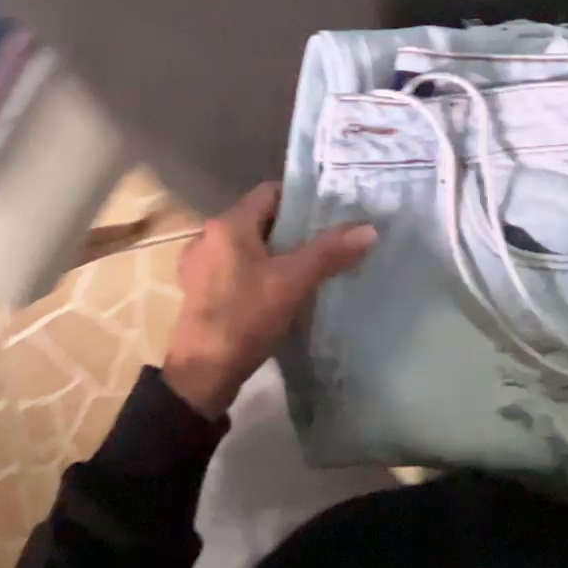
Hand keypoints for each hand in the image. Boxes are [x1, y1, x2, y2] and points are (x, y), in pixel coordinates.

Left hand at [161, 182, 378, 419]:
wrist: (202, 374)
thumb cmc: (245, 318)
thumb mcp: (292, 283)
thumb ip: (328, 252)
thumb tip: (368, 228)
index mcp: (227, 224)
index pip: (269, 192)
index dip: (300, 199)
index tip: (328, 213)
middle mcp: (208, 235)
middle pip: (258, 219)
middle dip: (292, 229)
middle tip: (325, 241)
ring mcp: (199, 264)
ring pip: (247, 245)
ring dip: (274, 253)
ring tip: (307, 267)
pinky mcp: (198, 290)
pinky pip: (234, 268)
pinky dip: (256, 272)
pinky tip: (277, 292)